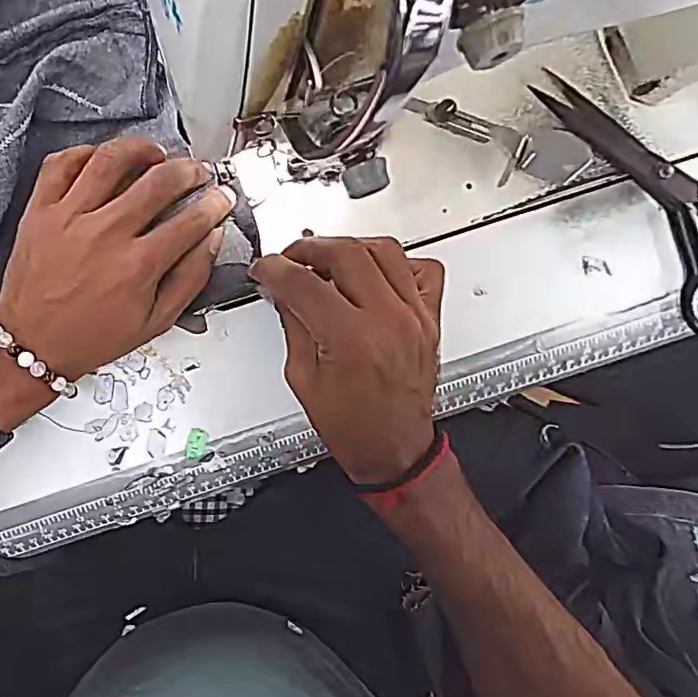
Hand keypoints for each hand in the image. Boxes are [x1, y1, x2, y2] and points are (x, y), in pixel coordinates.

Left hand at [0, 138, 233, 430]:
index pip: (191, 220)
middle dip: (189, 170)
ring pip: (111, 159)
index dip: (215, 203)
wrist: (33, 345)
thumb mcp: (154, 322)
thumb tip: (210, 240)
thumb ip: (189, 279)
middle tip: (196, 172)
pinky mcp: (40, 212)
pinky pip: (62, 164)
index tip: (220, 198)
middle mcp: (105, 235)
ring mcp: (69, 218)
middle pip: (159, 180)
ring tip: (155, 153)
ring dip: (142, 148)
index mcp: (137, 266)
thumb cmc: (90, 337)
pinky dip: (85, 152)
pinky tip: (102, 159)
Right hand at [250, 237, 444, 484]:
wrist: (394, 449)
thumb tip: (284, 291)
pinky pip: (423, 268)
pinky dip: (396, 262)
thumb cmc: (354, 427)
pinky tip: (375, 271)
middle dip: (308, 249)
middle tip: (292, 258)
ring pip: (384, 250)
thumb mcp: (303, 378)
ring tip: (328, 258)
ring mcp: (415, 317)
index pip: (304, 282)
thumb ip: (294, 326)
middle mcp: (389, 322)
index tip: (267, 268)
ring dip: (349, 247)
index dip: (275, 269)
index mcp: (351, 340)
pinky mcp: (431, 319)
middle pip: (345, 253)